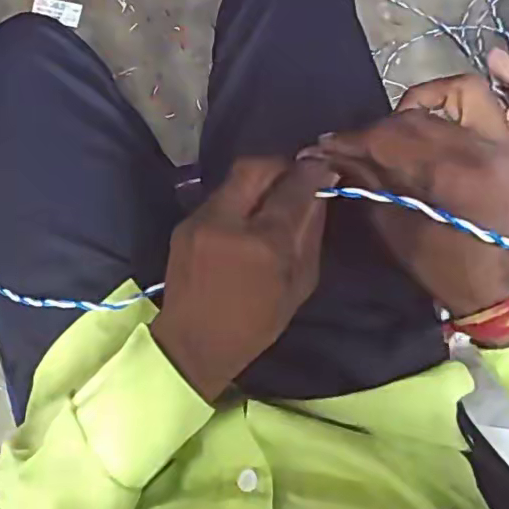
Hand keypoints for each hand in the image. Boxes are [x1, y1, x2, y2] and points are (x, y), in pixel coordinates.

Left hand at [152, 156, 337, 400]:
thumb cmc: (254, 324)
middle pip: (255, 167)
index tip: (324, 168)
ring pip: (234, 179)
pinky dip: (238, 199)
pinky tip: (245, 218)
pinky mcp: (183, 224)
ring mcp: (199, 220)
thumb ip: (310, 234)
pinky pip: (218, 198)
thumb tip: (319, 195)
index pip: (292, 188)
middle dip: (280, 165)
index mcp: (262, 244)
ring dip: (258, 181)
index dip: (312, 172)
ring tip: (271, 198)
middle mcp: (227, 223)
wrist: (192, 342)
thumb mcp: (298, 285)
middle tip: (295, 177)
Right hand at [307, 48, 508, 315]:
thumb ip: (365, 180)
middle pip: (414, 118)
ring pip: (464, 92)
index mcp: (441, 174)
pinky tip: (494, 57)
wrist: (493, 283)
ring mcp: (503, 143)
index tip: (321, 147)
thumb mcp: (390, 224)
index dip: (347, 141)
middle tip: (356, 146)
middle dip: (377, 130)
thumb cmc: (437, 261)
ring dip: (428, 97)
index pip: (384, 139)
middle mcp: (475, 148)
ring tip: (409, 114)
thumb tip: (331, 154)